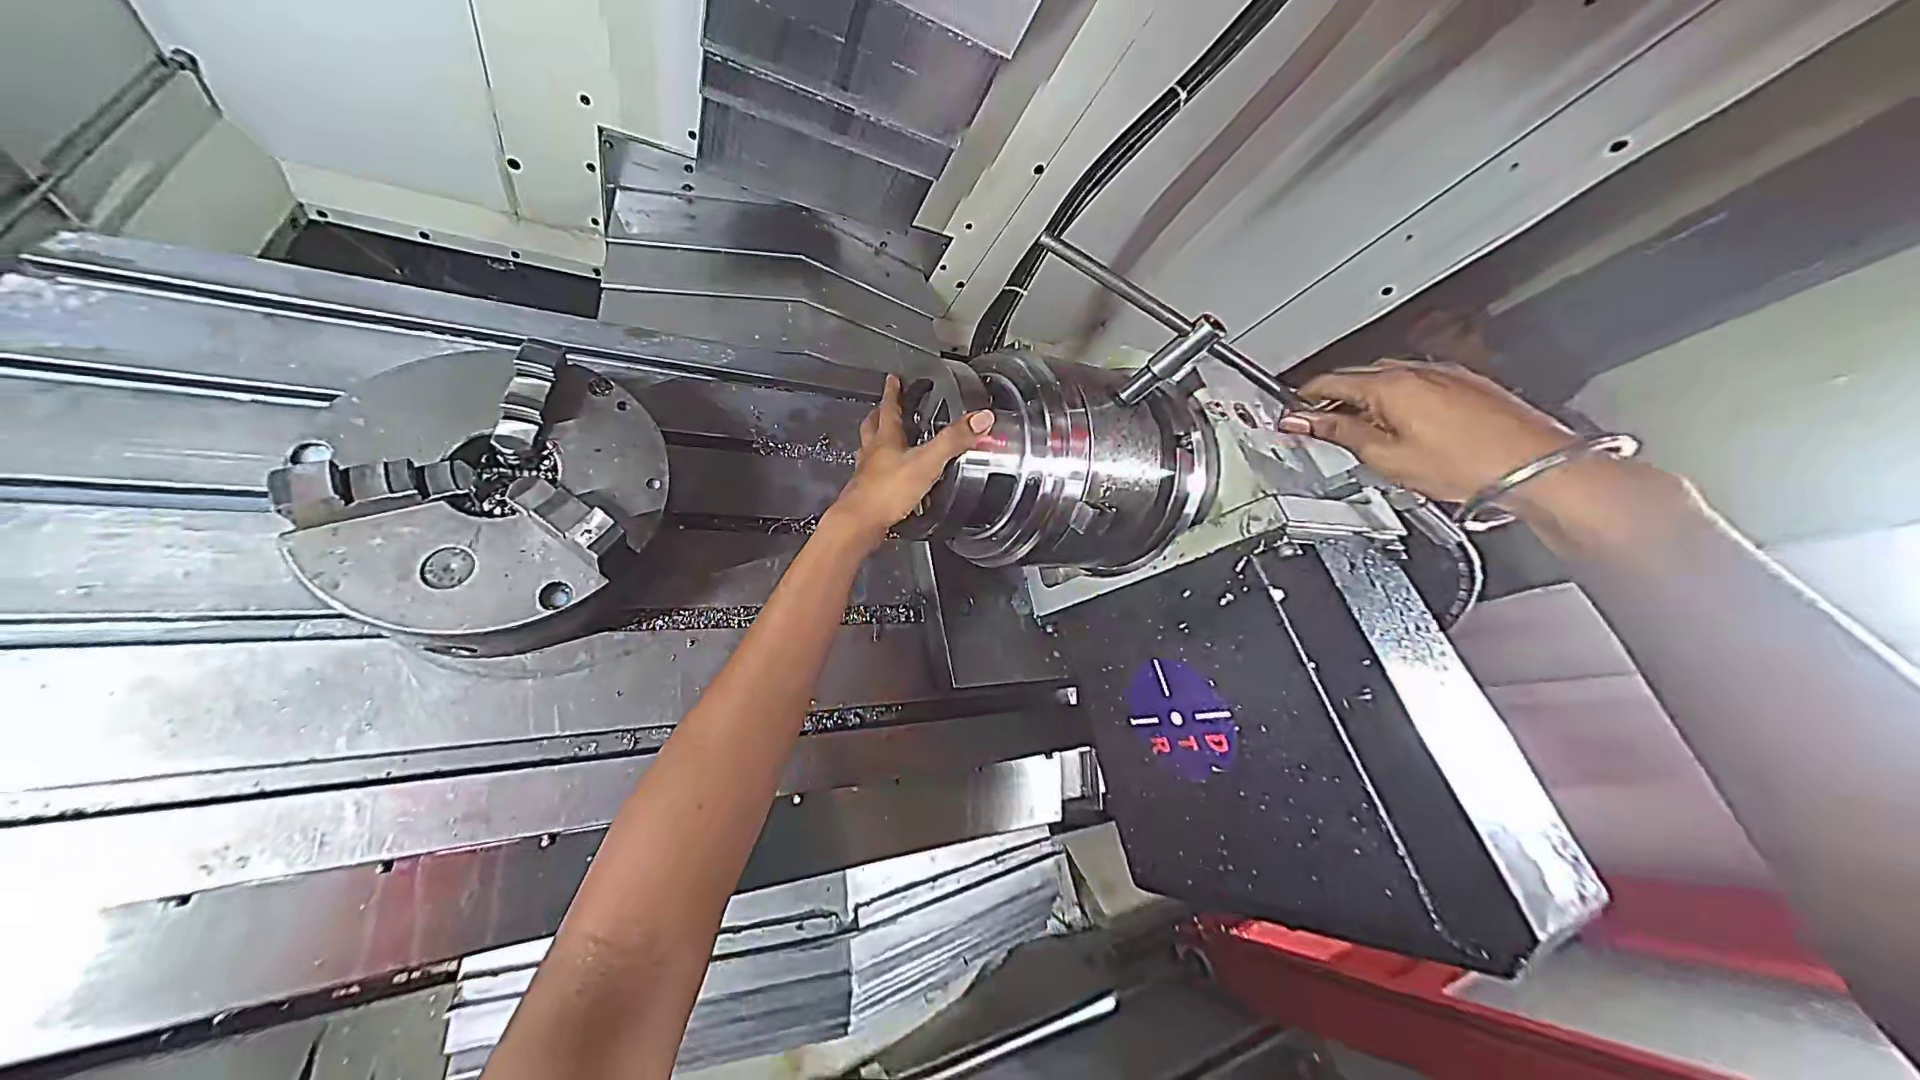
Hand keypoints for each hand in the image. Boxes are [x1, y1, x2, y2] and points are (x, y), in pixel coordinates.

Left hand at [824, 374, 993, 544]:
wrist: (859, 523)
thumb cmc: (888, 491)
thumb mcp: (927, 462)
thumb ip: (954, 440)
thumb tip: (981, 418)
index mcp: (886, 440)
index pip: (888, 408)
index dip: (893, 393)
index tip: (893, 381)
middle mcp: (872, 453)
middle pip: (872, 426)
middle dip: (879, 414)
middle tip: (884, 407)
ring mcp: (867, 474)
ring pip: (869, 450)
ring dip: (876, 442)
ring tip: (885, 441)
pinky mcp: (867, 494)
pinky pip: (872, 476)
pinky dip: (879, 471)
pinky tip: (887, 478)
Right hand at [1277, 360, 1571, 502]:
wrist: (1532, 467)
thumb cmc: (1469, 463)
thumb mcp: (1385, 455)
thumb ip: (1339, 432)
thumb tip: (1304, 420)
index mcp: (1390, 385)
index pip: (1329, 382)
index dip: (1304, 400)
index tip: (1291, 414)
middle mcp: (1417, 371)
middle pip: (1356, 377)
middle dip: (1333, 399)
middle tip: (1318, 426)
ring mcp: (1444, 375)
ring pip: (1387, 379)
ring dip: (1365, 400)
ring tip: (1359, 432)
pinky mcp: (1465, 384)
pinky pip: (1415, 384)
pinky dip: (1396, 401)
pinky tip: (1398, 427)